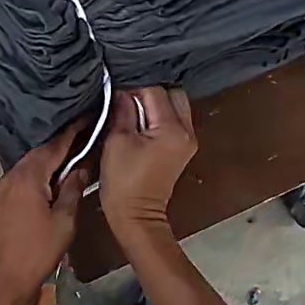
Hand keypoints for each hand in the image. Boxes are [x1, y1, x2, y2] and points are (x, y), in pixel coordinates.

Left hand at [0, 122, 89, 304]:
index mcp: (29, 177)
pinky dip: (39, 174)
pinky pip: (22, 178)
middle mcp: (11, 176)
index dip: (73, 131)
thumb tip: (81, 167)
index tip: (88, 117)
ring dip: (49, 160)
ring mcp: (2, 189)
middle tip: (85, 135)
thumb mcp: (64, 220)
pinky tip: (52, 179)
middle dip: (61, 144)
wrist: (3, 279)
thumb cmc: (38, 251)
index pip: (54, 146)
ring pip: (29, 166)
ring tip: (72, 156)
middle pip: (40, 153)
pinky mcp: (0, 202)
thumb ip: (72, 189)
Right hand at [99, 86, 195, 246]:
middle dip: (149, 93)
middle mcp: (187, 132)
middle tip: (127, 102)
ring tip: (133, 113)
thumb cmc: (123, 182)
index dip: (133, 89)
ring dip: (156, 104)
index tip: (116, 96)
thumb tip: (123, 92)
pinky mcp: (182, 148)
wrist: (135, 215)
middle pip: (173, 93)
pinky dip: (160, 116)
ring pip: (176, 105)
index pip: (155, 91)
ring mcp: (188, 141)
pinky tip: (141, 124)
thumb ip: (123, 110)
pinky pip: (175, 120)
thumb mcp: (117, 141)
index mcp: (172, 129)